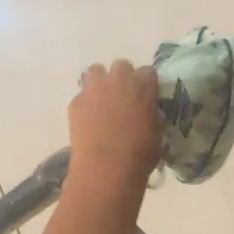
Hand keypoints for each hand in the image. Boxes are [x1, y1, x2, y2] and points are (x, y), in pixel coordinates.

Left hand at [67, 60, 162, 190]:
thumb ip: (151, 114)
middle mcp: (119, 81)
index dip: (146, 84)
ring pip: (96, 71)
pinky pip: (82, 95)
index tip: (145, 96)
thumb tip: (146, 112)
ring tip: (103, 100)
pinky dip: (86, 103)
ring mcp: (95, 89)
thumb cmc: (139, 154)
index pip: (148, 72)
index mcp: (143, 87)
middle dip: (123, 78)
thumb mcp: (156, 132)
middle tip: (123, 97)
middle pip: (121, 66)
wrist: (107, 167)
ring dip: (101, 81)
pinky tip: (89, 119)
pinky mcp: (76, 101)